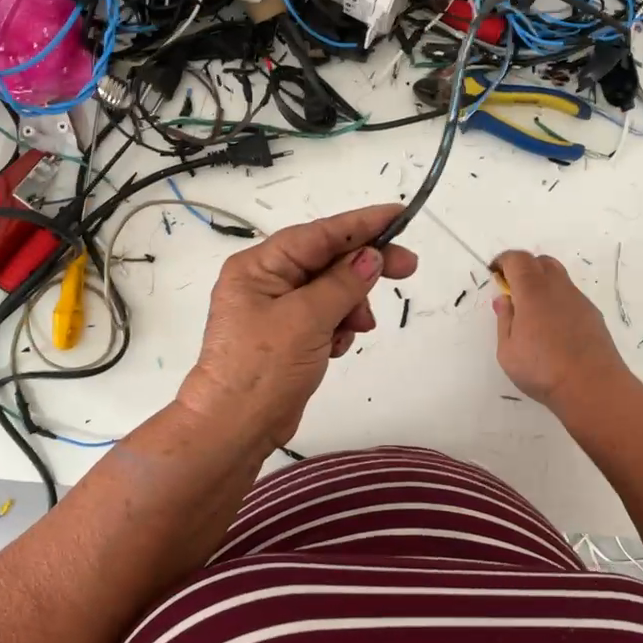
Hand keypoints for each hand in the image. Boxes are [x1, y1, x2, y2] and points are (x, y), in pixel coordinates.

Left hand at [177, 204, 416, 449]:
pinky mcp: (287, 338)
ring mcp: (276, 311)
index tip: (399, 215)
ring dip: (351, 306)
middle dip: (363, 269)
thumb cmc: (263, 368)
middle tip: (408, 268)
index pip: (318, 234)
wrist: (235, 427)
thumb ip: (343, 283)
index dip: (361, 224)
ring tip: (356, 329)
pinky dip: (338, 328)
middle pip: (326, 261)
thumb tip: (371, 257)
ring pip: (330, 292)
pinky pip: (324, 318)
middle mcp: (265, 282)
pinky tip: (337, 347)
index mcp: (259, 266)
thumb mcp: (307, 319)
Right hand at [491, 250, 632, 410]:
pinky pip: (570, 297)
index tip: (494, 274)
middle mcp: (558, 288)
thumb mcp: (508, 350)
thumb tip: (504, 299)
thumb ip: (504, 320)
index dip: (504, 261)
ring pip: (559, 278)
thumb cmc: (542, 370)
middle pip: (541, 262)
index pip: (518, 259)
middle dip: (523, 268)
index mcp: (532, 291)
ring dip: (542, 284)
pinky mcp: (592, 315)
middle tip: (512, 290)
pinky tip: (553, 327)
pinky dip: (557, 300)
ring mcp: (579, 300)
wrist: (592, 386)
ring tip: (531, 312)